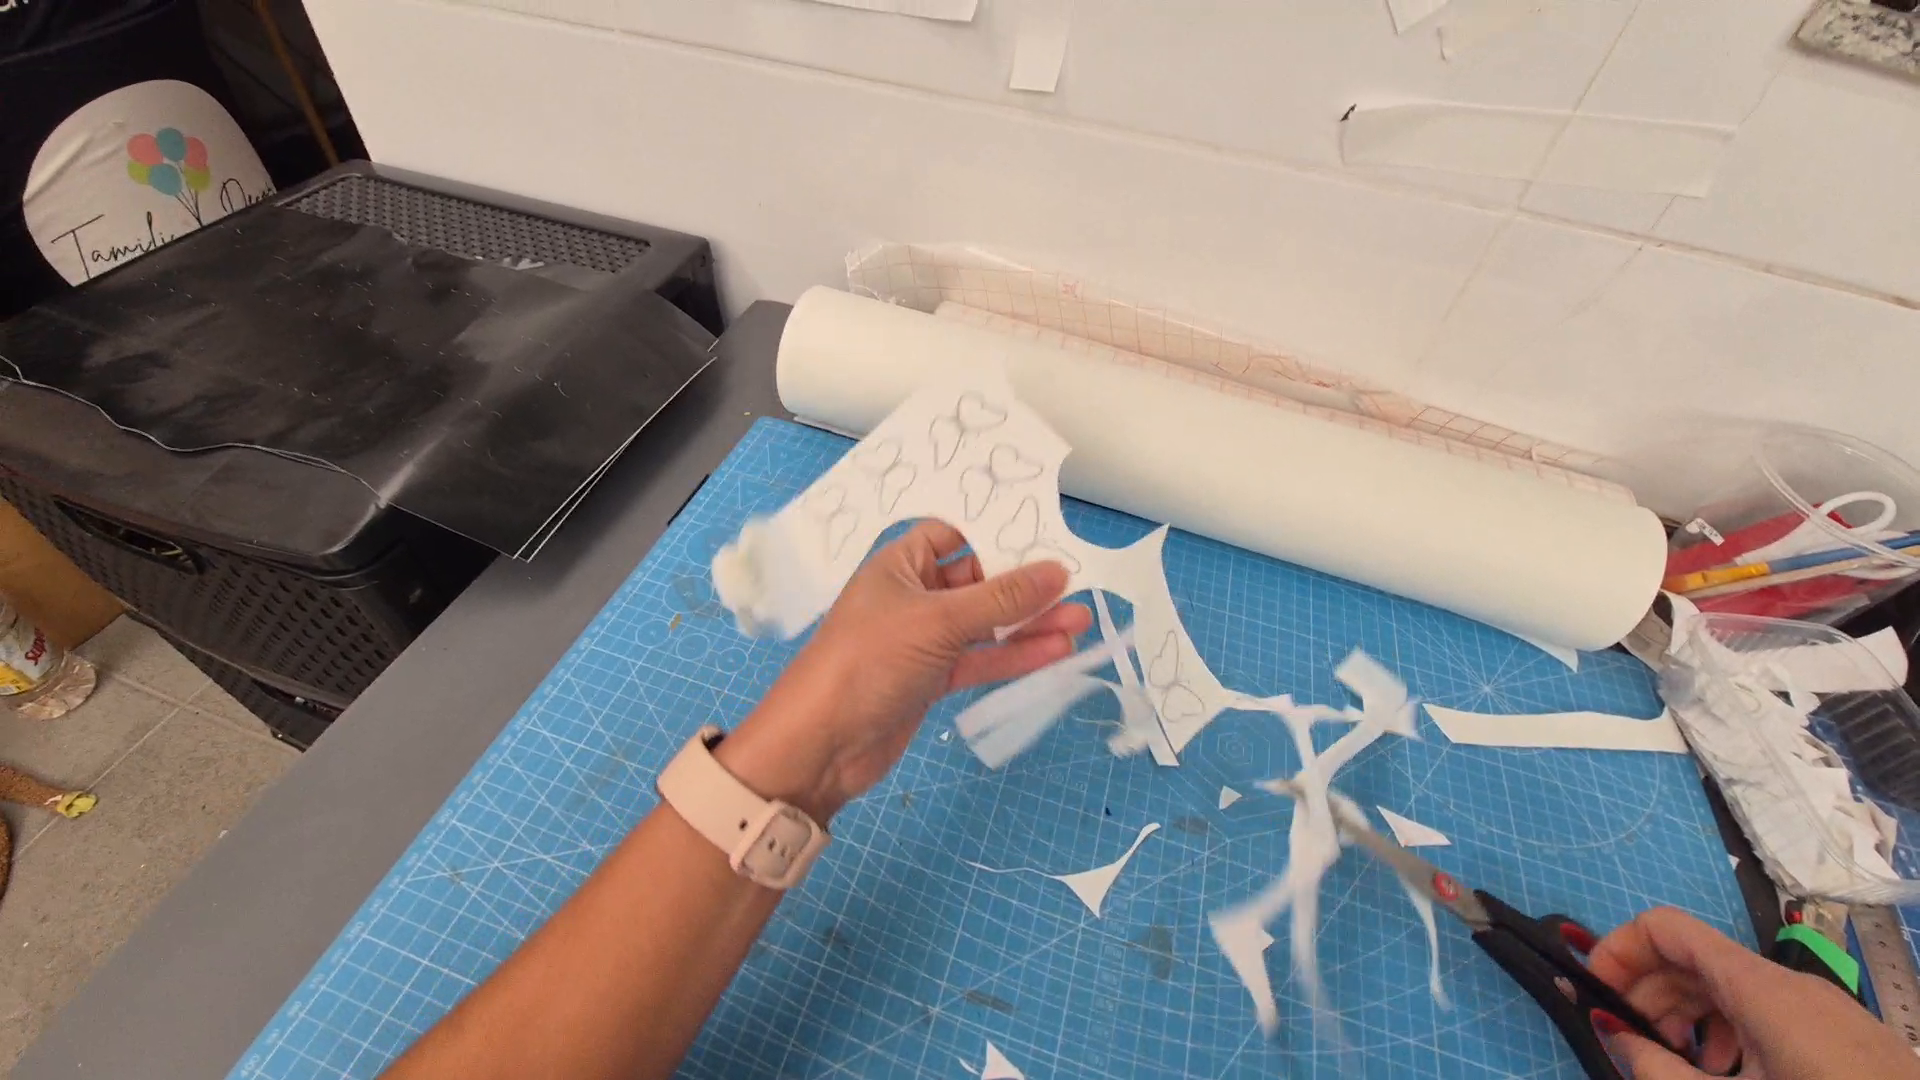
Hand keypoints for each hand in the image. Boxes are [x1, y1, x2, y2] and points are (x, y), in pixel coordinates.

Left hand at [715, 522, 1091, 821]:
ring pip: (984, 624)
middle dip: (1023, 585)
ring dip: (1028, 623)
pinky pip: (980, 659)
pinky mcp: (932, 679)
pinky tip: (1056, 650)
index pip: (952, 534)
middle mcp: (912, 596)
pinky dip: (1014, 656)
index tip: (1043, 536)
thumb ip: (1002, 599)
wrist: (821, 745)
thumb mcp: (939, 621)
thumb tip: (1059, 571)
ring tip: (1081, 619)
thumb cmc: (870, 659)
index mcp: (899, 565)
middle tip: (1075, 585)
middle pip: (977, 581)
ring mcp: (923, 640)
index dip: (993, 534)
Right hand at [1588, 906, 1919, 1078]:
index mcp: (1760, 985)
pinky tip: (1729, 1076)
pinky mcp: (1852, 1043)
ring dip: (1685, 1016)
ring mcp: (1827, 1014)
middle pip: (1691, 959)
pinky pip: (1768, 1016)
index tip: (1596, 994)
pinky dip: (1729, 1033)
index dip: (1616, 949)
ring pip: (1728, 989)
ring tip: (1676, 1065)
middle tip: (1628, 1039)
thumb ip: (1654, 1065)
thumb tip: (1608, 1031)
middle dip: (1646, 993)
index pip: (1662, 926)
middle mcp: (1791, 985)